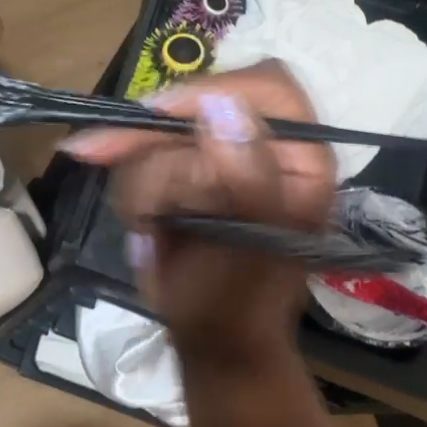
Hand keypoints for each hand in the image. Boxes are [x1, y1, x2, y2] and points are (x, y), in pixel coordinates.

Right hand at [60, 63, 336, 350]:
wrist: (210, 340)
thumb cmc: (239, 303)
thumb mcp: (251, 245)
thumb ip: (247, 176)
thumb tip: (222, 106)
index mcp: (299, 157)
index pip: (265, 87)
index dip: (210, 91)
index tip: (155, 114)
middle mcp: (259, 149)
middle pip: (194, 111)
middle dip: (158, 158)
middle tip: (127, 193)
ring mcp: (216, 162)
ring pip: (157, 138)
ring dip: (142, 186)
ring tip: (150, 231)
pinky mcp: (181, 176)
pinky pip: (139, 162)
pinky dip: (133, 195)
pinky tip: (144, 228)